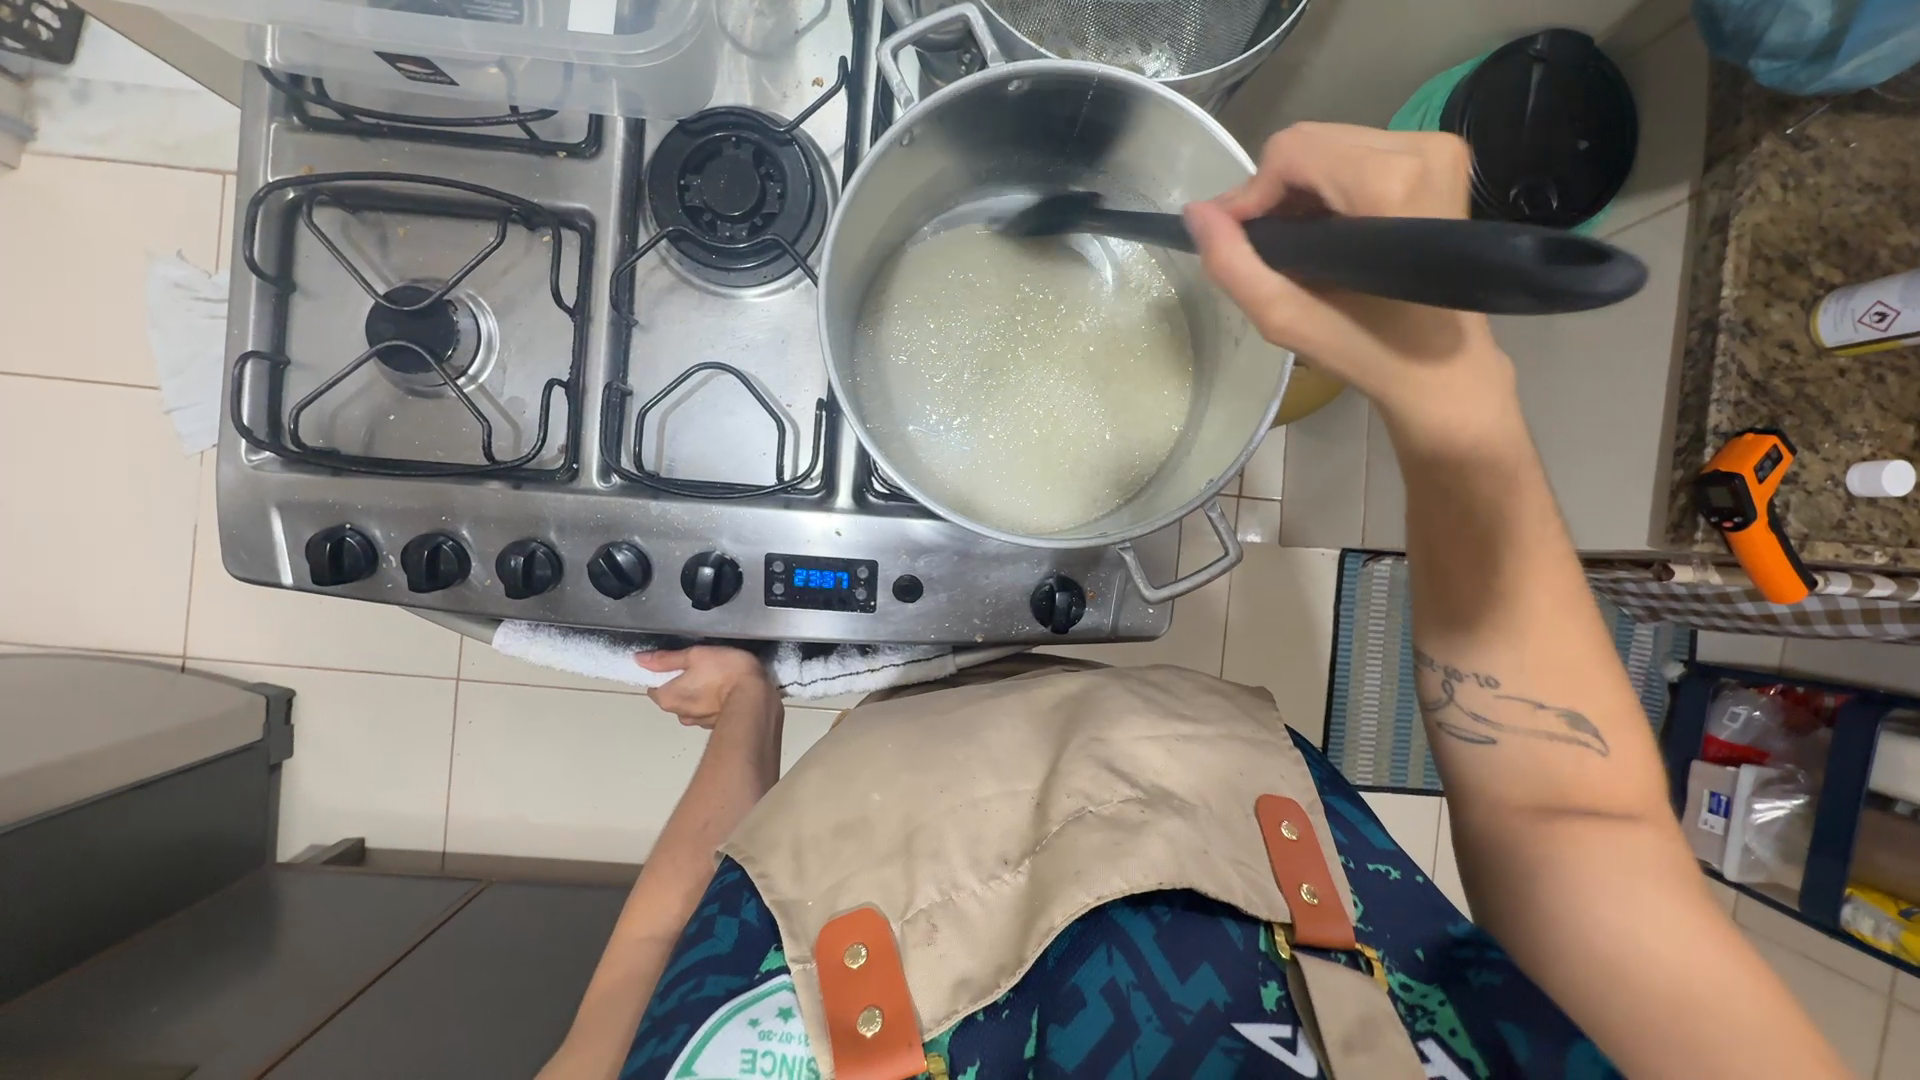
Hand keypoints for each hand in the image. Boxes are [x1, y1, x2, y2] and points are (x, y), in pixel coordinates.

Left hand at [635, 646, 780, 730]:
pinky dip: (715, 703)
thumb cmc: (724, 673)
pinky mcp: (716, 726)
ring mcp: (698, 723)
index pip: (654, 685)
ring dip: (700, 694)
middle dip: (684, 683)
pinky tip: (729, 691)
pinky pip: (709, 711)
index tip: (681, 663)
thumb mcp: (695, 655)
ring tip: (720, 679)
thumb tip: (639, 659)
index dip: (665, 672)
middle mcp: (678, 714)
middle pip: (673, 695)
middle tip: (703, 667)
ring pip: (692, 704)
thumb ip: (667, 658)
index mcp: (667, 697)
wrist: (756, 699)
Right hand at [1184, 123, 1518, 445]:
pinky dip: (1326, 189)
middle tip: (1267, 250)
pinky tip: (1326, 235)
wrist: (1443, 366)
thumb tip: (1196, 213)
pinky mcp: (1441, 156)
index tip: (1238, 243)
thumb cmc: (1366, 348)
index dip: (1250, 195)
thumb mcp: (1284, 318)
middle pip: (1310, 142)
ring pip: (1330, 145)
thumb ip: (1233, 264)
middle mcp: (1421, 148)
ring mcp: (1437, 148)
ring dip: (1298, 193)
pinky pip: (1356, 154)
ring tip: (1297, 247)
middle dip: (1274, 193)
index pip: (1290, 152)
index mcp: (1389, 184)